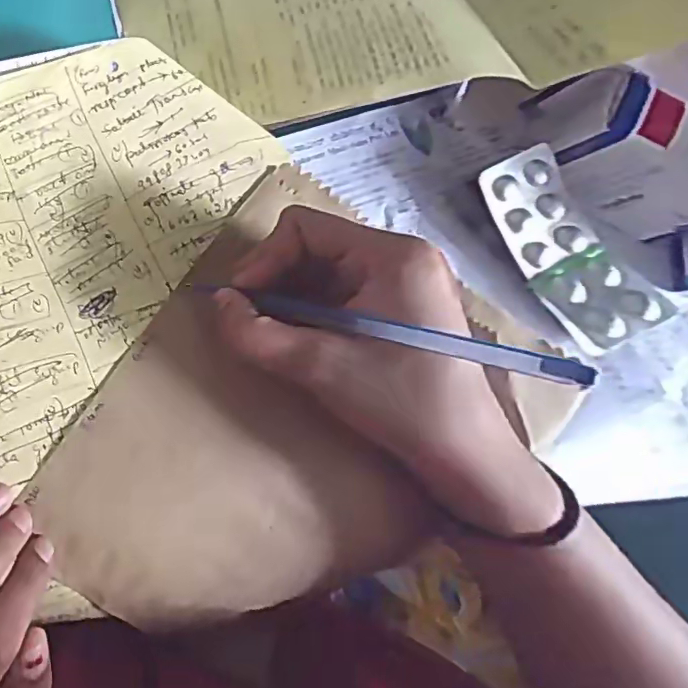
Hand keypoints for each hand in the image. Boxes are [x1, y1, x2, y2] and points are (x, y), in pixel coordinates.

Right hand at [212, 206, 559, 534]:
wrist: (470, 461)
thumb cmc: (402, 404)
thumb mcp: (319, 367)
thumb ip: (257, 333)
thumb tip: (218, 303)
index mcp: (392, 254)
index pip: (304, 227)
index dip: (264, 258)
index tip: (243, 299)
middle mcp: (402, 255)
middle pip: (313, 244)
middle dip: (275, 278)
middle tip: (253, 317)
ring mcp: (406, 279)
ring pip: (323, 268)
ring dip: (290, 296)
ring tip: (275, 332)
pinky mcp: (403, 304)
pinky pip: (341, 290)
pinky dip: (312, 309)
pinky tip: (303, 339)